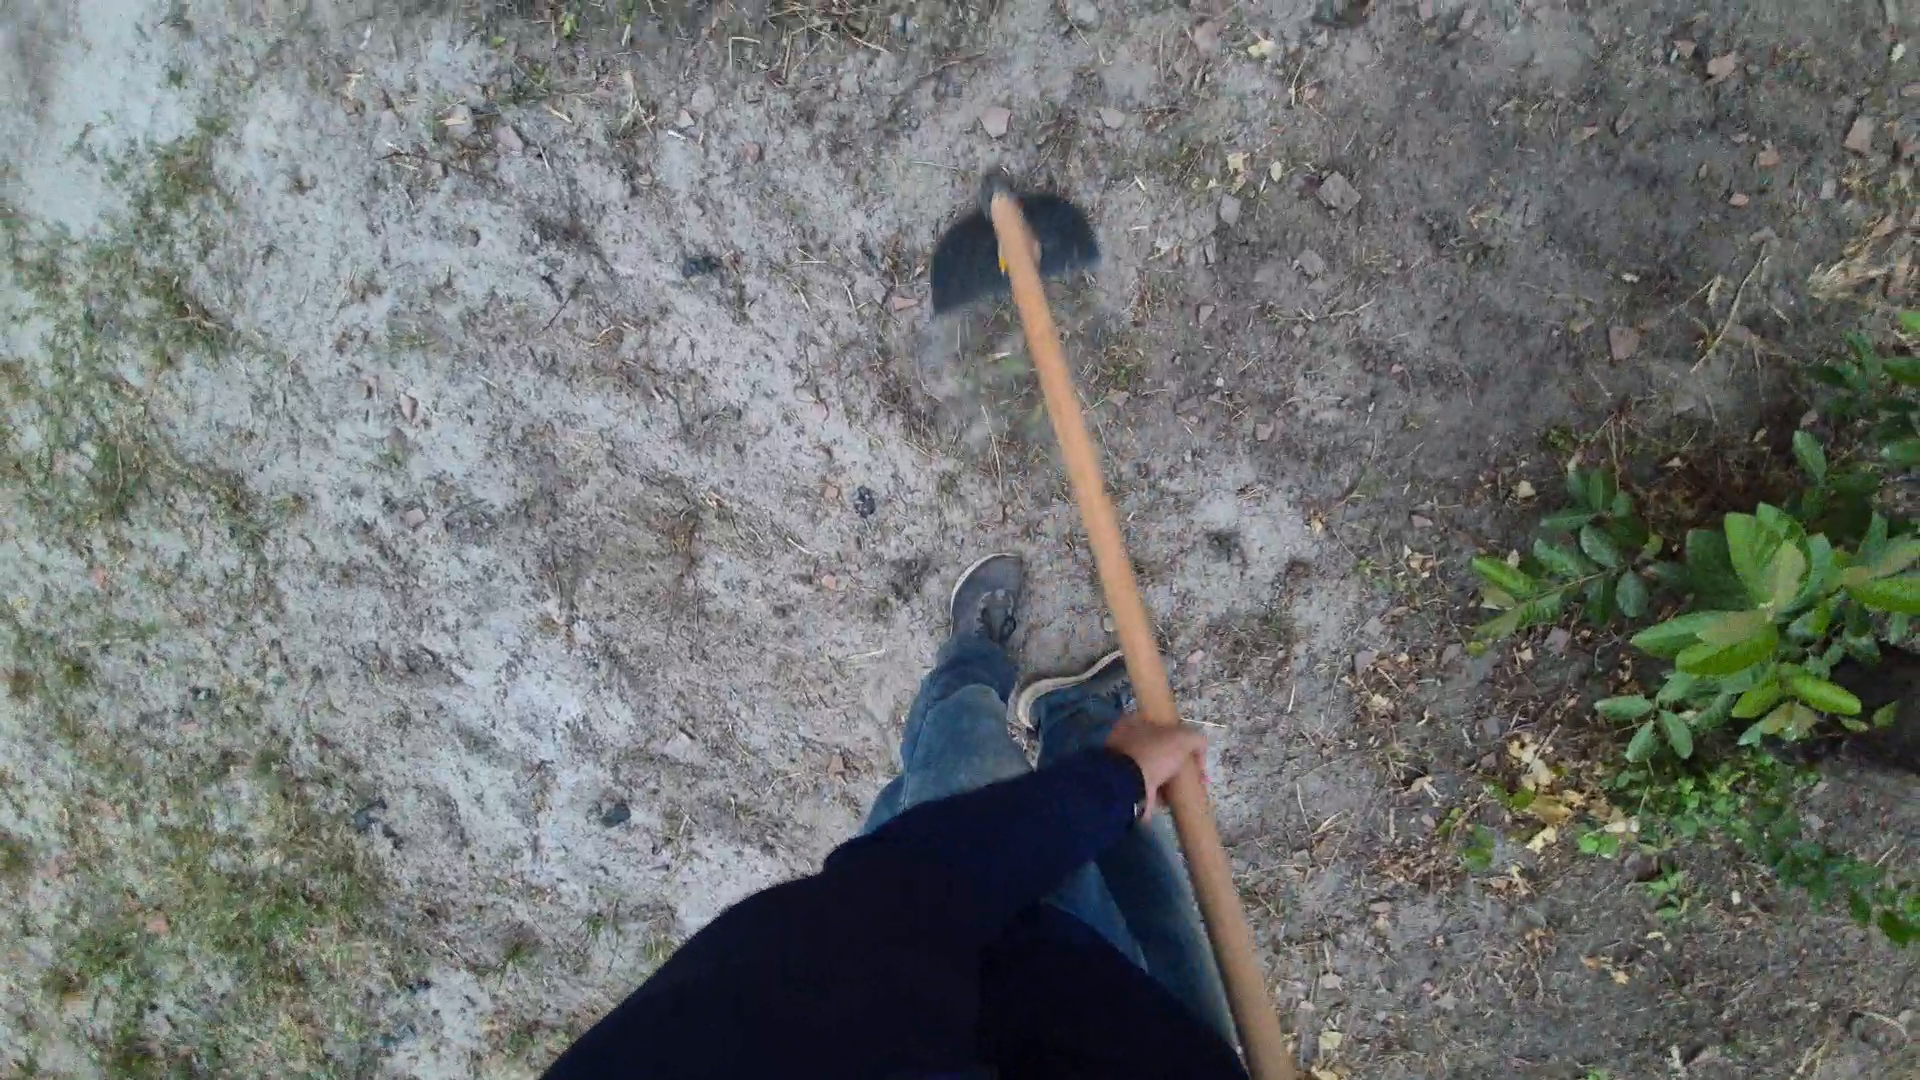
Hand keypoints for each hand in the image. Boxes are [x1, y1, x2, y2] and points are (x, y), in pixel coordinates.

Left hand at [1104, 712, 1207, 821]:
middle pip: (1158, 749)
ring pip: (1154, 769)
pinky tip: (1172, 799)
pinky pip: (1149, 788)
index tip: (1194, 752)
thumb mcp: (1181, 738)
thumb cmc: (1153, 754)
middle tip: (1194, 774)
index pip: (1161, 725)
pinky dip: (1161, 794)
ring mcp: (1122, 765)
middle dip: (1177, 761)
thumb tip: (1200, 747)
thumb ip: (1195, 738)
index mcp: (1132, 723)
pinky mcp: (1125, 786)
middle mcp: (1124, 741)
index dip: (1180, 737)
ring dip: (1170, 779)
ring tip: (1186, 789)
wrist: (1129, 786)